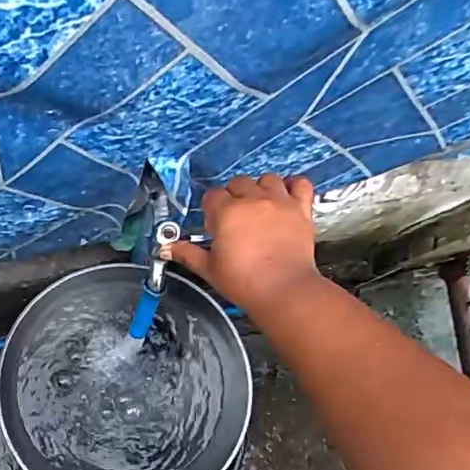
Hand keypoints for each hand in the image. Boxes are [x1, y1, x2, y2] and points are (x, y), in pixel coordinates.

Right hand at [161, 174, 324, 314]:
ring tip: (258, 206)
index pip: (212, 197)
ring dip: (260, 188)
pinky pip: (300, 184)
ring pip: (267, 179)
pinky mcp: (301, 210)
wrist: (283, 290)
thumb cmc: (246, 282)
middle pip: (238, 183)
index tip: (214, 225)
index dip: (211, 210)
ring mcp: (280, 202)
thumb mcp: (210, 269)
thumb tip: (168, 249)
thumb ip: (188, 254)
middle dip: (233, 196)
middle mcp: (254, 200)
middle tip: (234, 218)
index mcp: (227, 213)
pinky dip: (293, 185)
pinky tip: (286, 195)